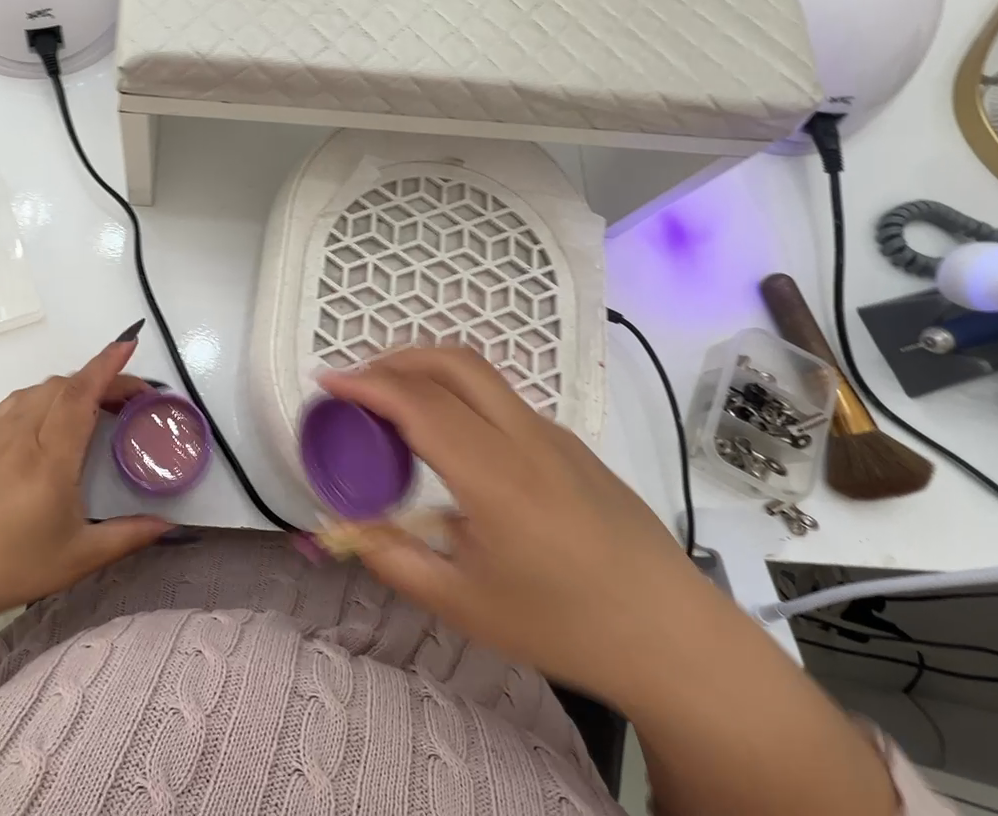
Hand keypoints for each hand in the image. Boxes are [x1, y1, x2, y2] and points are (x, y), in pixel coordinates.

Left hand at [0, 333, 172, 716]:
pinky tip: (51, 418)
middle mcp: (21, 439)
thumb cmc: (13, 569)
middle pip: (63, 386)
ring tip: (95, 406)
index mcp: (50, 462)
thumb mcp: (79, 558)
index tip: (128, 344)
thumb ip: (128, 536)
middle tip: (129, 399)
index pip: (80, 397)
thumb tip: (169, 525)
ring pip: (38, 390)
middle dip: (100, 378)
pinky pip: (15, 403)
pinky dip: (43, 396)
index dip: (107, 366)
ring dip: (71, 386)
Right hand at [319, 347, 723, 701]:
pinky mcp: (573, 447)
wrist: (672, 637)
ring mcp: (556, 437)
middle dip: (394, 360)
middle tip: (355, 387)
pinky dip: (458, 397)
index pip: (419, 403)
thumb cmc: (563, 626)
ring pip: (482, 377)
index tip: (326, 383)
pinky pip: (503, 403)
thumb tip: (343, 526)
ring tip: (390, 409)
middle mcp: (527, 438)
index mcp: (496, 476)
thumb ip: (391, 557)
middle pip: (453, 363)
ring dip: (428, 374)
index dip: (366, 384)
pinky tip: (447, 445)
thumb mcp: (461, 604)